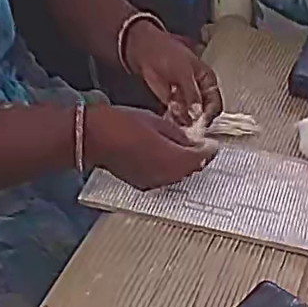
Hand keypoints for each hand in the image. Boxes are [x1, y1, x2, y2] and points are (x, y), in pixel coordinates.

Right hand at [85, 104, 216, 188]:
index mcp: (171, 157)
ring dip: (184, 166)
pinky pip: (165, 179)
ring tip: (186, 154)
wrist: (95, 138)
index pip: (199, 158)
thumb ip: (177, 134)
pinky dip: (171, 170)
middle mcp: (165, 175)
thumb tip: (190, 141)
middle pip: (191, 170)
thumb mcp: (156, 121)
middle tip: (202, 149)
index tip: (212, 145)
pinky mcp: (144, 184)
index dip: (209, 151)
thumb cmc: (121, 125)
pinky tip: (168, 160)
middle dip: (198, 159)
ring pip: (178, 176)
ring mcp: (154, 182)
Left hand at [123, 20, 223, 122]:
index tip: (201, 121)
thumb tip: (198, 113)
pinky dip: (175, 120)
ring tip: (176, 112)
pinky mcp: (176, 107)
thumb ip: (192, 94)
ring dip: (185, 121)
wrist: (146, 53)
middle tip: (190, 123)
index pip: (215, 104)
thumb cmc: (167, 54)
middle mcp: (200, 93)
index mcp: (208, 82)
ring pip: (191, 119)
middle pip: (204, 115)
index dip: (210, 114)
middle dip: (197, 121)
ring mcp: (188, 101)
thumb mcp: (184, 72)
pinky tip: (170, 114)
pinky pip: (179, 119)